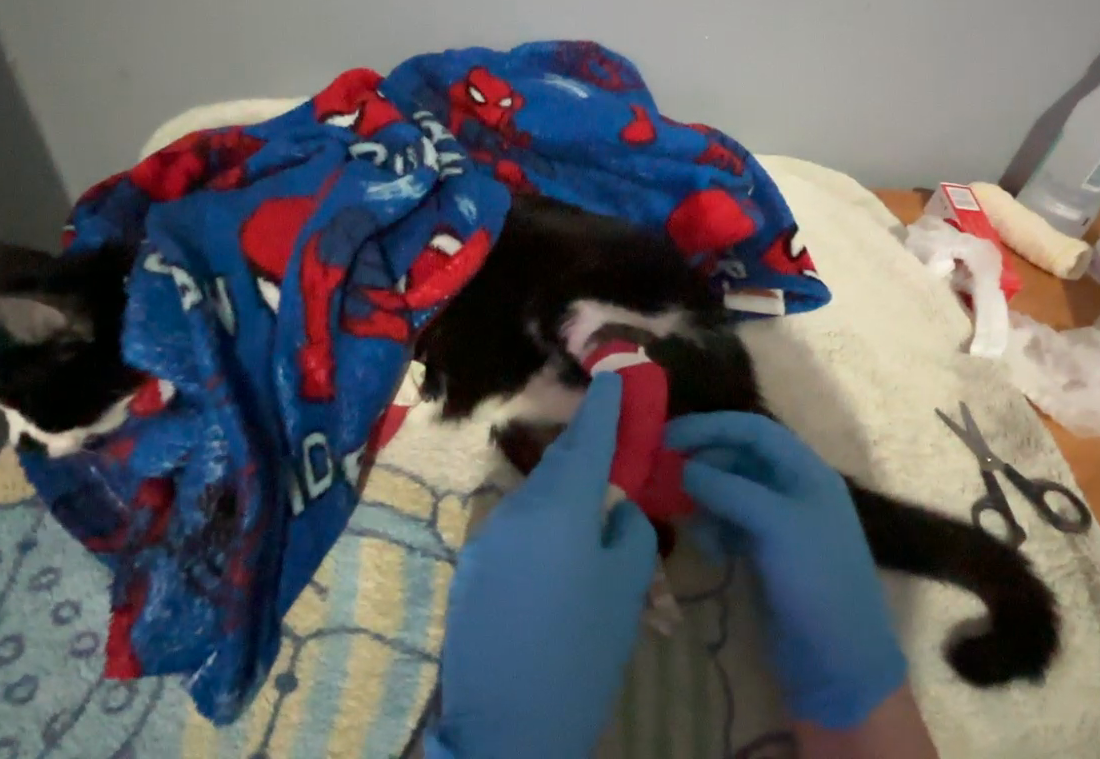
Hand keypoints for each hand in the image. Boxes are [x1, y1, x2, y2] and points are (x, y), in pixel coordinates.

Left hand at [428, 374, 658, 758]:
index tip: (612, 376)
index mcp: (558, 508)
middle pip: (559, 467)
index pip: (587, 441)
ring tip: (596, 520)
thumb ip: (626, 530)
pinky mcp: (473, 570)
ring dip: (567, 500)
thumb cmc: (581, 654)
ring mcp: (488, 539)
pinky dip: (545, 533)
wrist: (506, 730)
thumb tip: (613, 507)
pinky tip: (561, 566)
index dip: (604, 407)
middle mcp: (516, 510)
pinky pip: (519, 533)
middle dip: (587, 451)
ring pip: (538, 502)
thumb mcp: (624, 589)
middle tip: (611, 441)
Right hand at [666, 412, 907, 730]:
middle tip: (665, 476)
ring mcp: (779, 522)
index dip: (711, 427)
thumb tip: (684, 467)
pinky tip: (708, 549)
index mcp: (806, 471)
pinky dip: (714, 529)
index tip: (668, 437)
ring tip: (686, 519)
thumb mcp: (775, 524)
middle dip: (704, 463)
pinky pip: (730, 524)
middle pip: (739, 457)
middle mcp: (792, 488)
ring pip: (731, 491)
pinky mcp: (765, 553)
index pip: (753, 429)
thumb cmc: (815, 579)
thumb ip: (729, 488)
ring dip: (705, 499)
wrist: (838, 661)